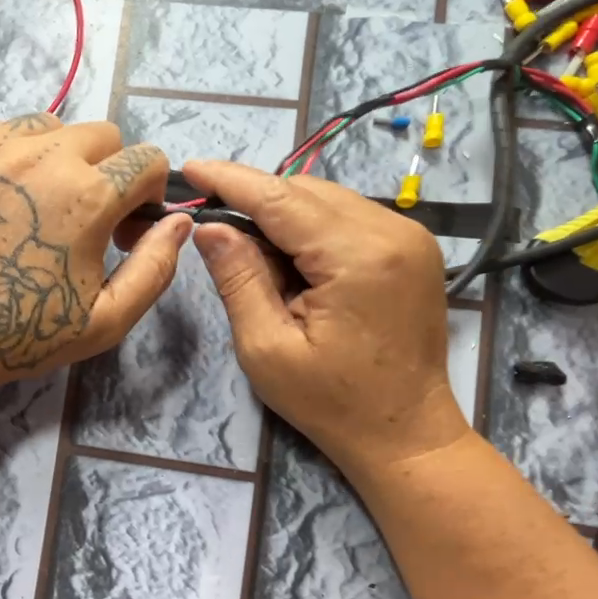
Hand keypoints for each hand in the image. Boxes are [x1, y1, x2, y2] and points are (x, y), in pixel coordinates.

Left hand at [0, 114, 191, 420]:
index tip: (125, 229)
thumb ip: (155, 268)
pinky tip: (4, 196)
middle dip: (107, 172)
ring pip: (51, 127)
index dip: (147, 195)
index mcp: (88, 197)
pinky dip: (12, 153)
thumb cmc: (24, 334)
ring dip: (59, 157)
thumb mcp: (106, 319)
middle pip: (103, 136)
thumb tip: (180, 221)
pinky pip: (0, 131)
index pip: (147, 160)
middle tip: (83, 219)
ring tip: (41, 205)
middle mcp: (44, 159)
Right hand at [182, 159, 471, 474]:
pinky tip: (280, 253)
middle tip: (202, 211)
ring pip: (327, 200)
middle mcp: (392, 232)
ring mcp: (408, 238)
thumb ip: (239, 280)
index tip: (188, 168)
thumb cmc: (328, 400)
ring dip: (278, 211)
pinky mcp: (410, 250)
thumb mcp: (266, 346)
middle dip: (252, 195)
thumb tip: (210, 228)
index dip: (231, 181)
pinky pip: (347, 218)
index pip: (281, 200)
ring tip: (237, 241)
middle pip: (306, 191)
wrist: (403, 430)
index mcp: (357, 257)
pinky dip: (306, 225)